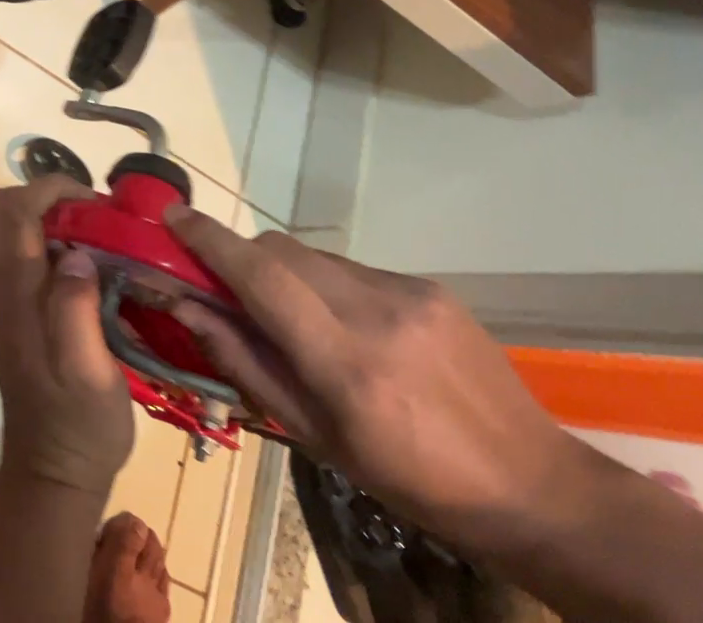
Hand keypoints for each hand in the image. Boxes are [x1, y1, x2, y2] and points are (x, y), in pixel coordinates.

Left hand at [0, 177, 132, 495]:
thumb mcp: (93, 373)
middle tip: (87, 212)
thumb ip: (78, 310)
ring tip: (80, 228)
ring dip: (30, 211)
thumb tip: (75, 253)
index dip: (50, 190)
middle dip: (37, 193)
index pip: (15, 213)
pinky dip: (26, 235)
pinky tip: (66, 256)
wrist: (51, 468)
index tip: (95, 200)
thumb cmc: (81, 425)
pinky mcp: (5, 312)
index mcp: (19, 296)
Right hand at [162, 205, 575, 532]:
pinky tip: (341, 325)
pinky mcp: (431, 287)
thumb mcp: (311, 432)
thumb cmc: (405, 476)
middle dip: (240, 258)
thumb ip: (243, 362)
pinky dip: (323, 284)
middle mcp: (377, 311)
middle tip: (221, 287)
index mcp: (344, 361)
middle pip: (280, 250)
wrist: (530, 485)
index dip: (210, 240)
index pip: (261, 277)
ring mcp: (411, 293)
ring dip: (281, 273)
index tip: (172, 217)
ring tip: (288, 317)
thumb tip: (186, 307)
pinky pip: (351, 268)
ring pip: (313, 256)